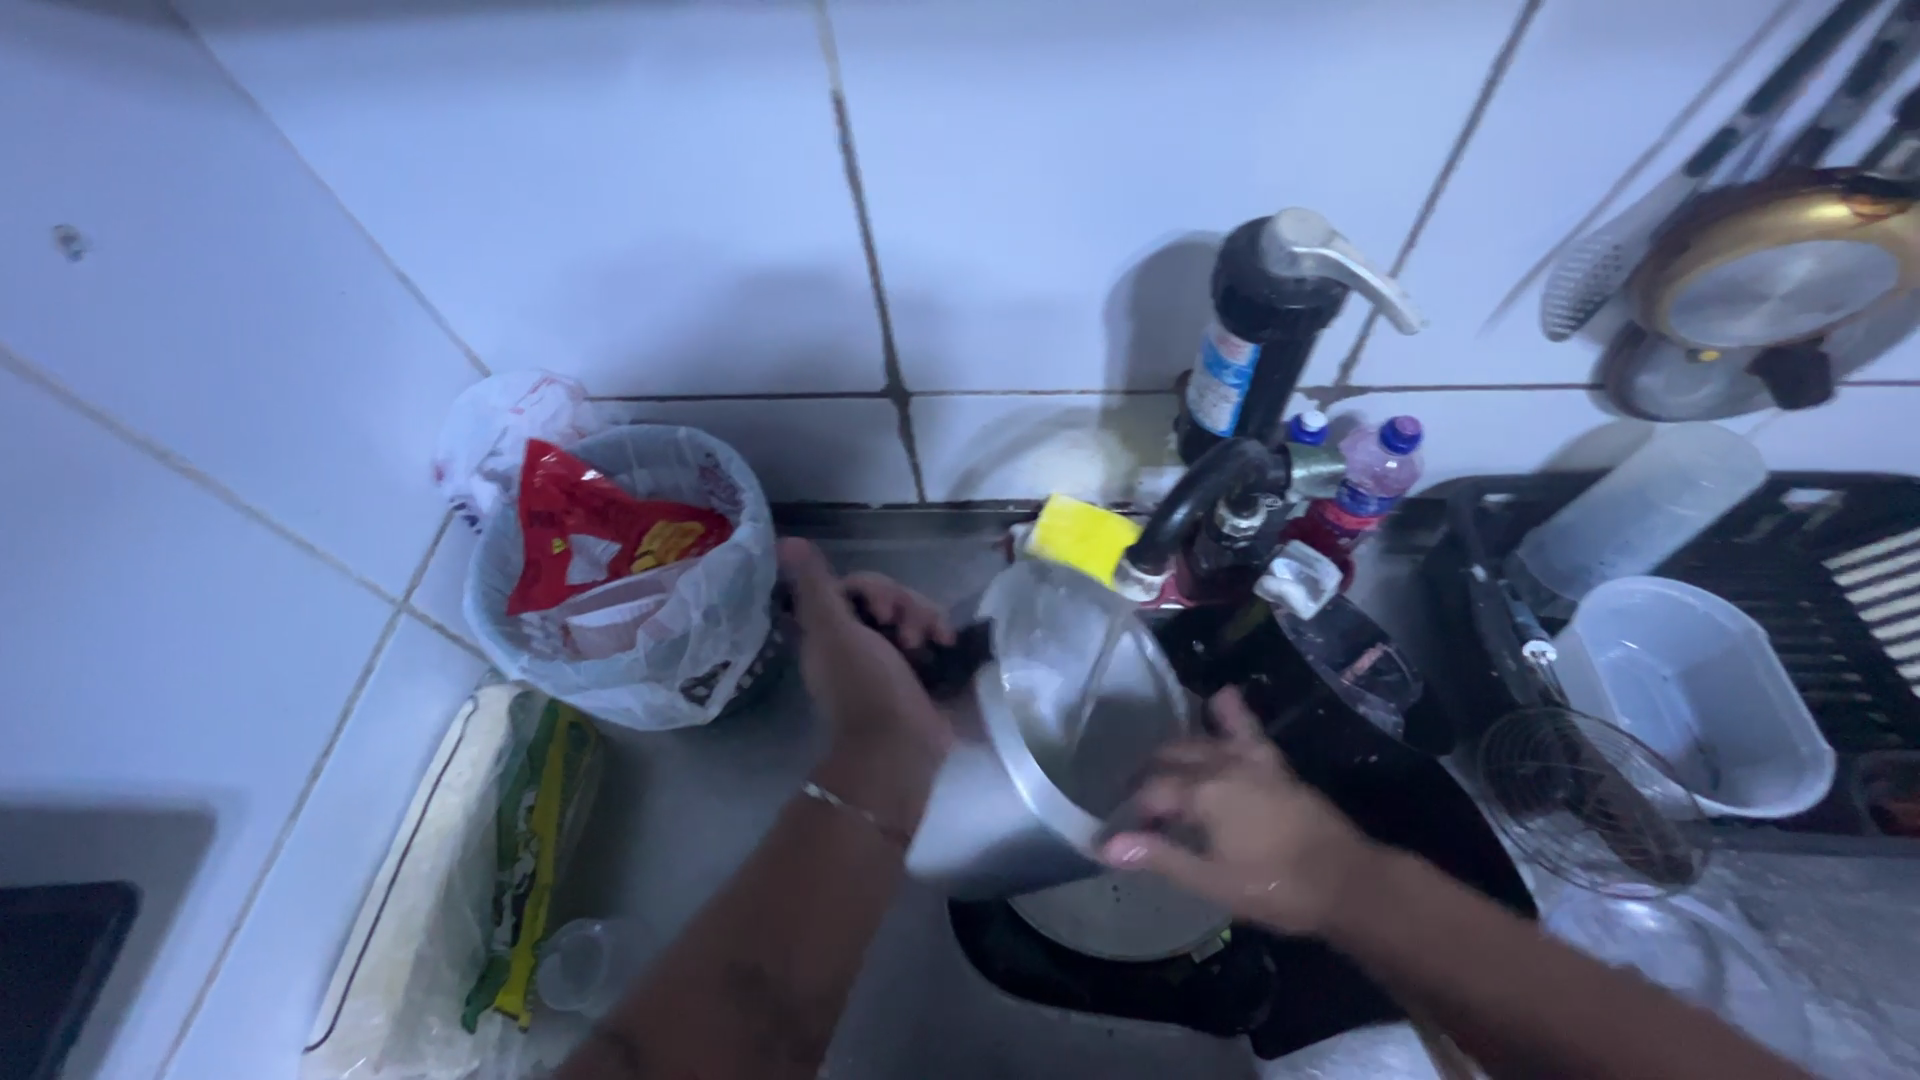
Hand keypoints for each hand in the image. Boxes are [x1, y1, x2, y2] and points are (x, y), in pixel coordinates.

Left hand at [780, 539, 950, 826]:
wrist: (899, 746)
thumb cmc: (864, 687)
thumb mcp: (834, 632)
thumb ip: (815, 587)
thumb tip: (785, 542)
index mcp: (831, 631)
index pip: (855, 587)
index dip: (874, 589)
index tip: (883, 610)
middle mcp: (858, 640)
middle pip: (887, 598)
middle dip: (904, 605)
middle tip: (909, 633)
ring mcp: (891, 656)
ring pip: (911, 613)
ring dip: (924, 618)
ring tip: (932, 643)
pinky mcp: (920, 670)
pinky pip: (931, 634)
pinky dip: (940, 633)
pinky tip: (947, 642)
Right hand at [1101, 687, 1377, 934]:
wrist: (1348, 882)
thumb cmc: (1276, 887)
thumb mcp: (1211, 880)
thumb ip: (1158, 856)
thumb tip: (1104, 845)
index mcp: (1202, 793)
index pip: (1151, 792)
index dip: (1135, 811)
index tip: (1127, 832)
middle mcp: (1220, 765)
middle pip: (1169, 759)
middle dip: (1148, 777)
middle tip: (1137, 802)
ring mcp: (1249, 760)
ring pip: (1200, 741)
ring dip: (1175, 748)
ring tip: (1159, 762)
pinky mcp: (1273, 764)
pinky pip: (1246, 728)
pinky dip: (1231, 711)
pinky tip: (1222, 696)